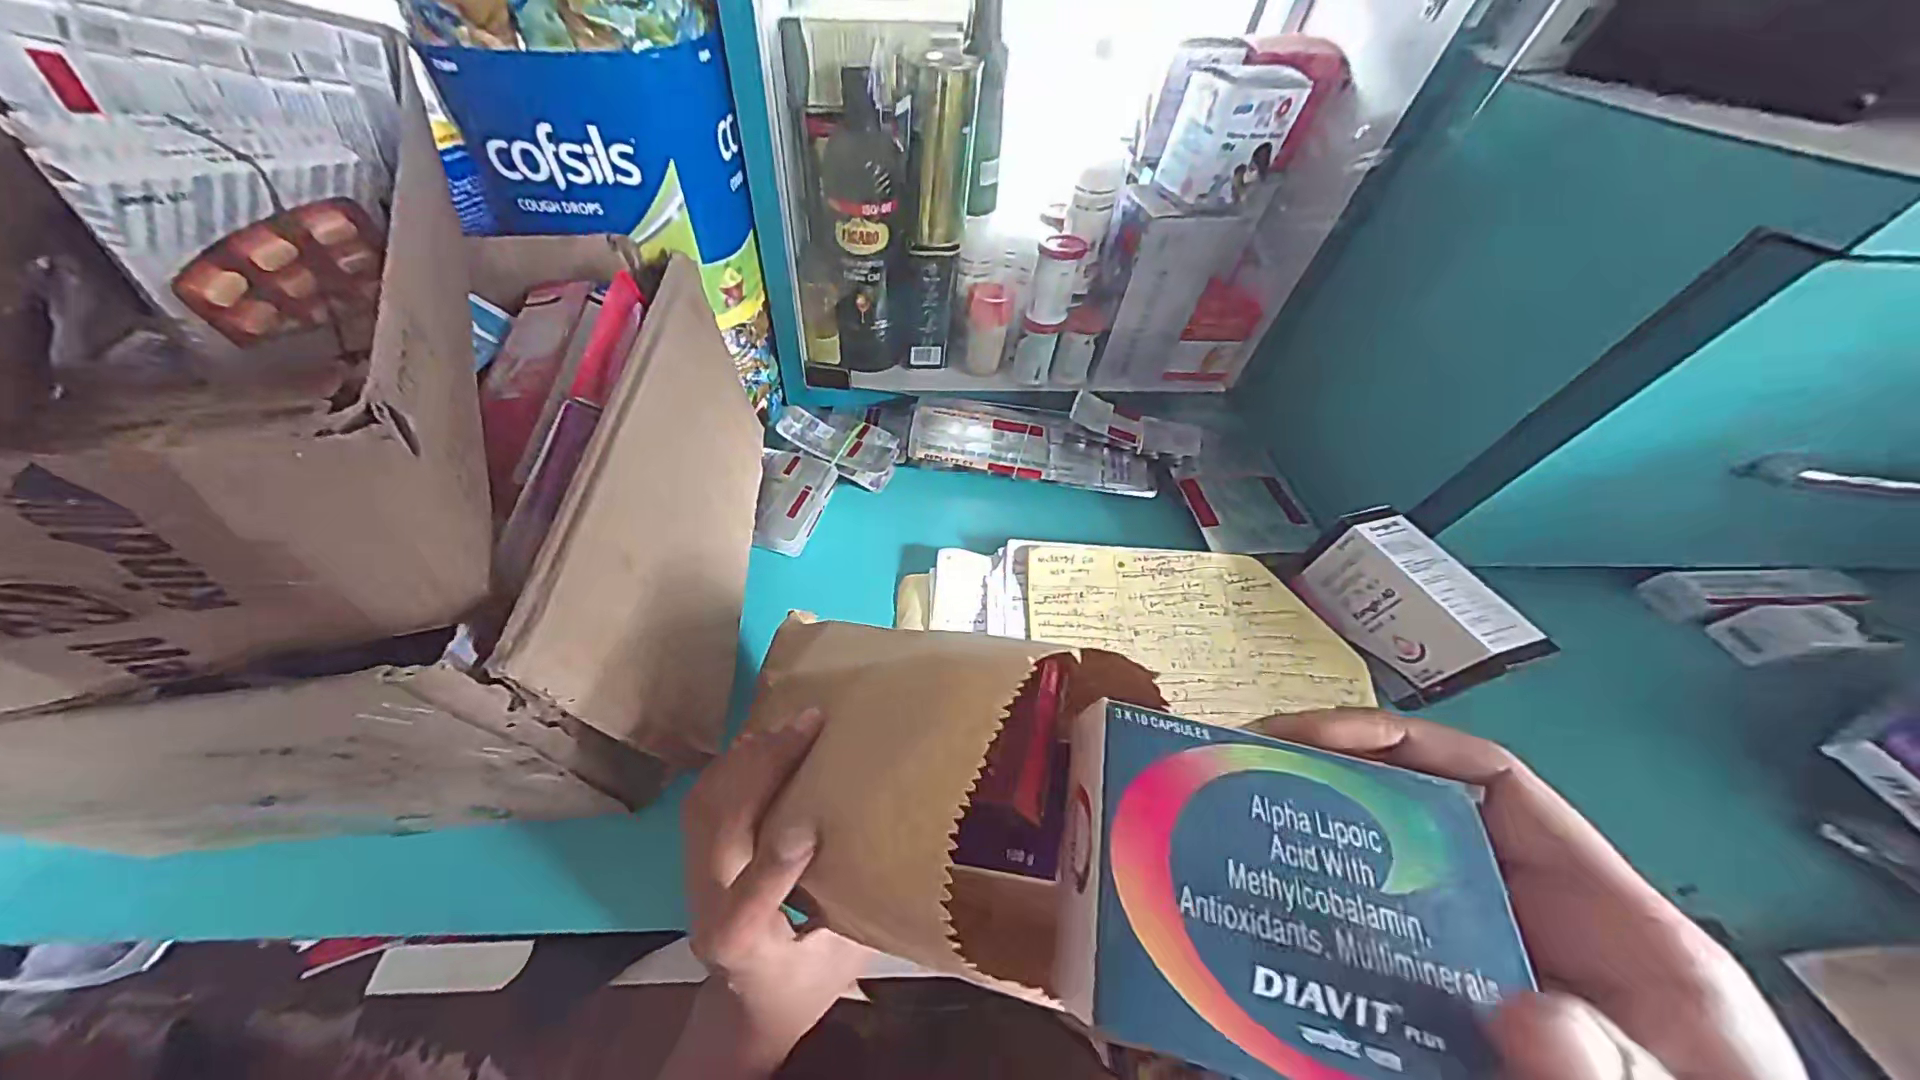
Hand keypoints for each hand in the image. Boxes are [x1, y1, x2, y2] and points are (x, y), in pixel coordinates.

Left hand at [661, 707, 874, 1079]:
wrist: (743, 1003)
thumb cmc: (803, 983)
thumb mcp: (842, 960)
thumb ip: (862, 908)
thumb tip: (909, 844)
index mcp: (740, 946)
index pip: (748, 905)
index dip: (774, 865)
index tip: (810, 827)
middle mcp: (705, 907)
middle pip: (720, 832)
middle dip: (764, 771)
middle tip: (809, 726)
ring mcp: (692, 877)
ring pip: (707, 806)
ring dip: (749, 757)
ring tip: (791, 724)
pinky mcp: (694, 854)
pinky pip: (705, 797)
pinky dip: (734, 762)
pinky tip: (764, 738)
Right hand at [1253, 709, 1805, 1079]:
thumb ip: (1617, 1064)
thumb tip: (1524, 1009)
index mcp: (1592, 905)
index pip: (1489, 779)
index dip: (1402, 739)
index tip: (1318, 737)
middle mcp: (1523, 911)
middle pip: (1414, 812)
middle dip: (1331, 778)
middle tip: (1250, 770)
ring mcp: (1480, 955)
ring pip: (1383, 877)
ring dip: (1315, 850)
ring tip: (1239, 833)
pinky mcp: (1446, 999)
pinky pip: (1372, 943)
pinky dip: (1322, 929)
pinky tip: (1271, 932)